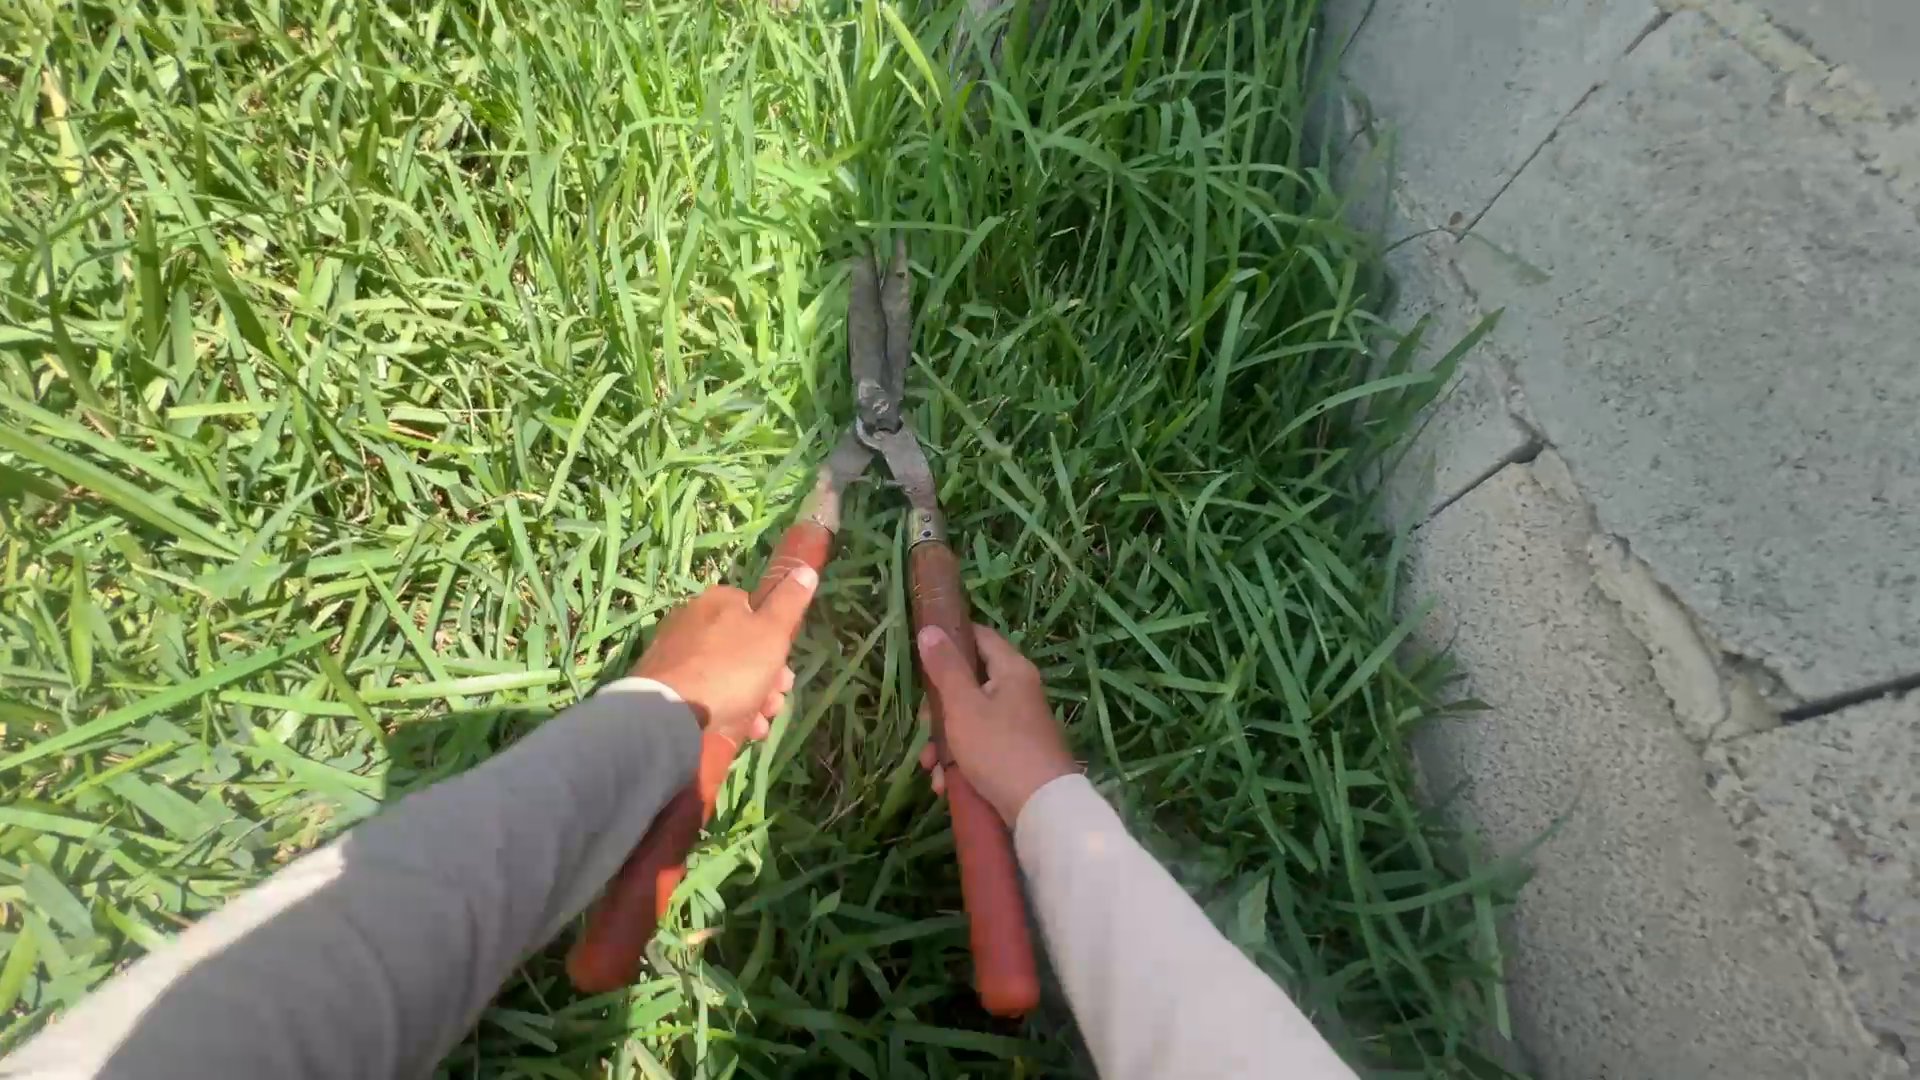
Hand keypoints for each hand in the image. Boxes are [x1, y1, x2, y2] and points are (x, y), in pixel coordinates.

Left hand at [631, 568, 817, 744]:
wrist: (669, 711)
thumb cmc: (731, 667)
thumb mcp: (772, 632)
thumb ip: (790, 601)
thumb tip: (805, 570)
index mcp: (719, 602)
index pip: (756, 613)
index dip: (778, 643)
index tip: (786, 671)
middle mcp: (692, 619)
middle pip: (743, 648)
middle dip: (768, 679)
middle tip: (776, 702)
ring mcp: (674, 652)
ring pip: (726, 673)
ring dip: (752, 699)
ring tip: (760, 724)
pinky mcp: (662, 683)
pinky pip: (704, 692)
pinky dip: (725, 708)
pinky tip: (740, 729)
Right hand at [914, 623, 1077, 825]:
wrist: (1041, 809)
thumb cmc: (999, 749)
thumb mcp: (964, 705)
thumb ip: (945, 668)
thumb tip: (929, 629)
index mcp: (1012, 669)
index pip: (979, 636)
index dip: (950, 638)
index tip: (922, 652)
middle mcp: (1019, 690)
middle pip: (970, 681)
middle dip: (939, 706)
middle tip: (923, 724)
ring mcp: (1019, 723)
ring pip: (971, 717)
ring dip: (944, 740)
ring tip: (930, 765)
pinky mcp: (1015, 752)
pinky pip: (981, 745)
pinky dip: (961, 760)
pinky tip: (945, 783)